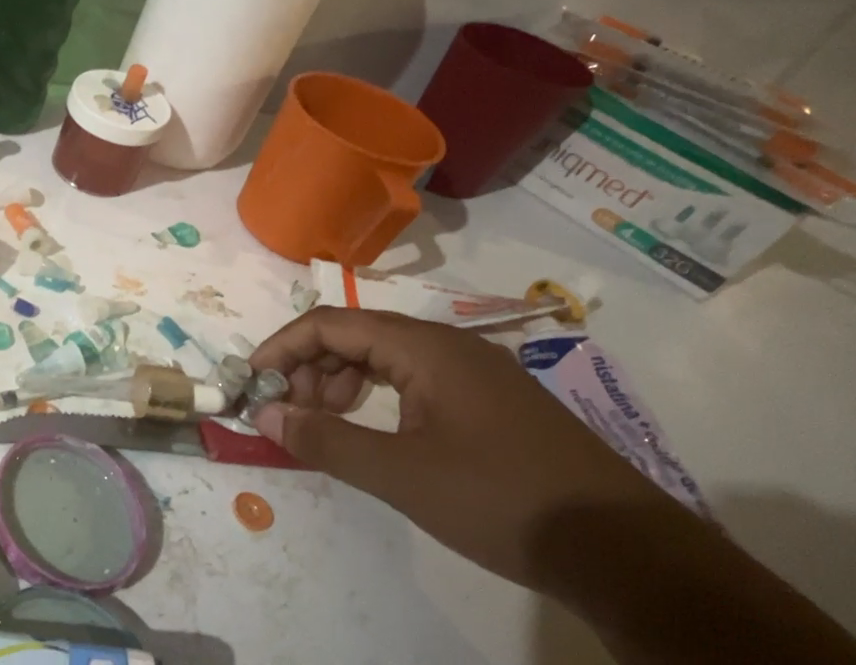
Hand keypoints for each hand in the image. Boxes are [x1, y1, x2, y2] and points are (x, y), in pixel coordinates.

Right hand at [248, 307, 673, 594]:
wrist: (625, 553)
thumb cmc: (500, 500)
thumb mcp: (400, 475)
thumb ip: (325, 440)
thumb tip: (265, 414)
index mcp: (426, 348)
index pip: (331, 324)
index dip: (283, 347)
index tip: (252, 380)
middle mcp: (450, 346)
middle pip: (358, 334)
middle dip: (312, 366)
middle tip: (291, 410)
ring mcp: (478, 373)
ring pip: (387, 357)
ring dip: (343, 381)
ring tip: (328, 422)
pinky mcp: (495, 402)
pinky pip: (417, 379)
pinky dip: (379, 395)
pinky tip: (377, 430)